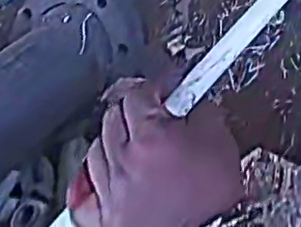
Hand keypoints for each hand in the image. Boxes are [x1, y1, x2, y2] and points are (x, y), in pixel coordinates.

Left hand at [67, 79, 243, 226]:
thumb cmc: (212, 199)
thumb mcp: (219, 138)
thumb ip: (202, 109)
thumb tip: (194, 102)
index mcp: (150, 137)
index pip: (138, 94)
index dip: (155, 87)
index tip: (168, 89)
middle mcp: (124, 163)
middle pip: (112, 118)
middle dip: (131, 108)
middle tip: (149, 109)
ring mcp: (111, 195)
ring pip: (95, 151)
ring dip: (110, 140)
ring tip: (128, 139)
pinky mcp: (106, 223)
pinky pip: (81, 200)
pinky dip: (86, 185)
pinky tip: (95, 177)